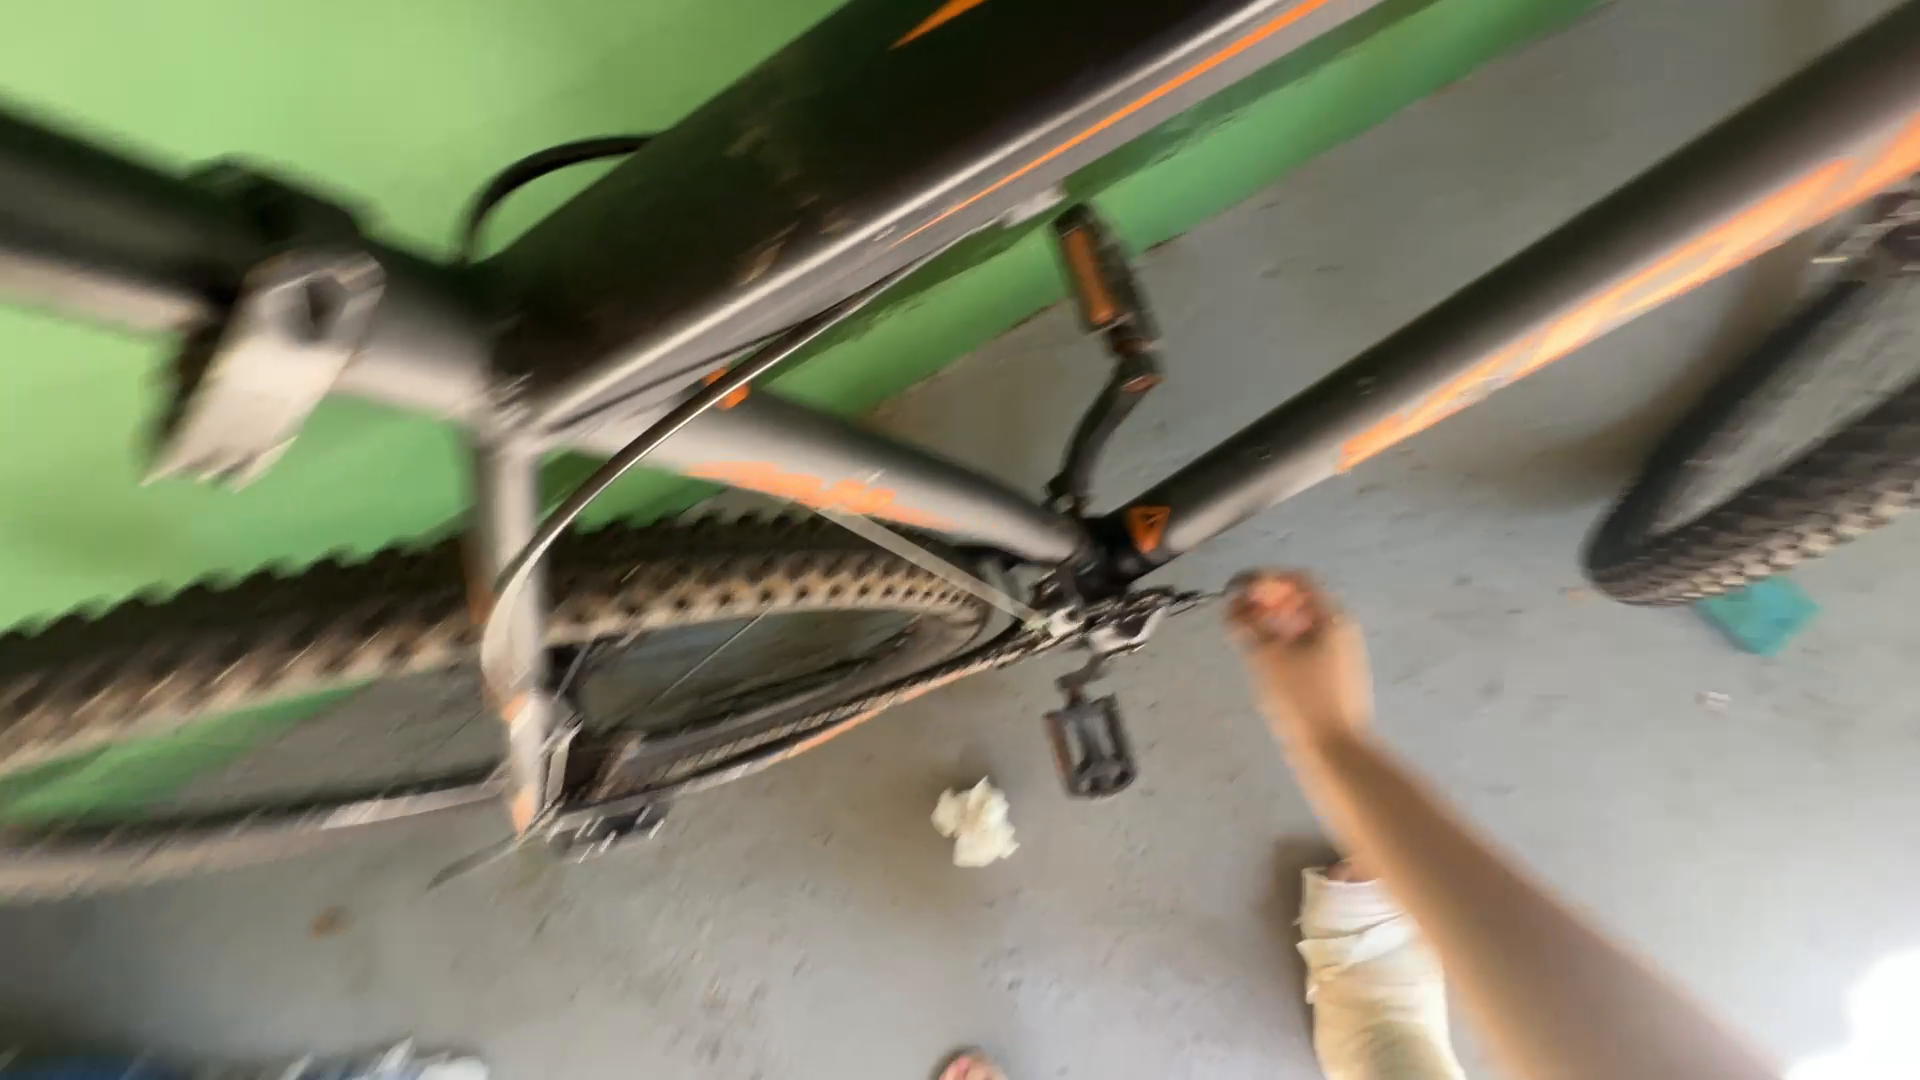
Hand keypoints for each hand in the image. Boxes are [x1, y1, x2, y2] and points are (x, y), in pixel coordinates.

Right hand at [1224, 570, 1372, 750]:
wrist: (1335, 749)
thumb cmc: (1301, 697)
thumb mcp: (1265, 655)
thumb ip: (1246, 623)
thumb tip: (1233, 603)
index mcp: (1330, 617)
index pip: (1296, 579)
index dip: (1263, 578)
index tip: (1235, 589)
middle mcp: (1339, 628)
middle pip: (1299, 598)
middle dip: (1265, 598)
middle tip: (1235, 608)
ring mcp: (1338, 651)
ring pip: (1299, 621)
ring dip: (1270, 618)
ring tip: (1242, 629)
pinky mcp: (1331, 672)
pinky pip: (1303, 641)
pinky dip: (1280, 637)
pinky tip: (1260, 652)